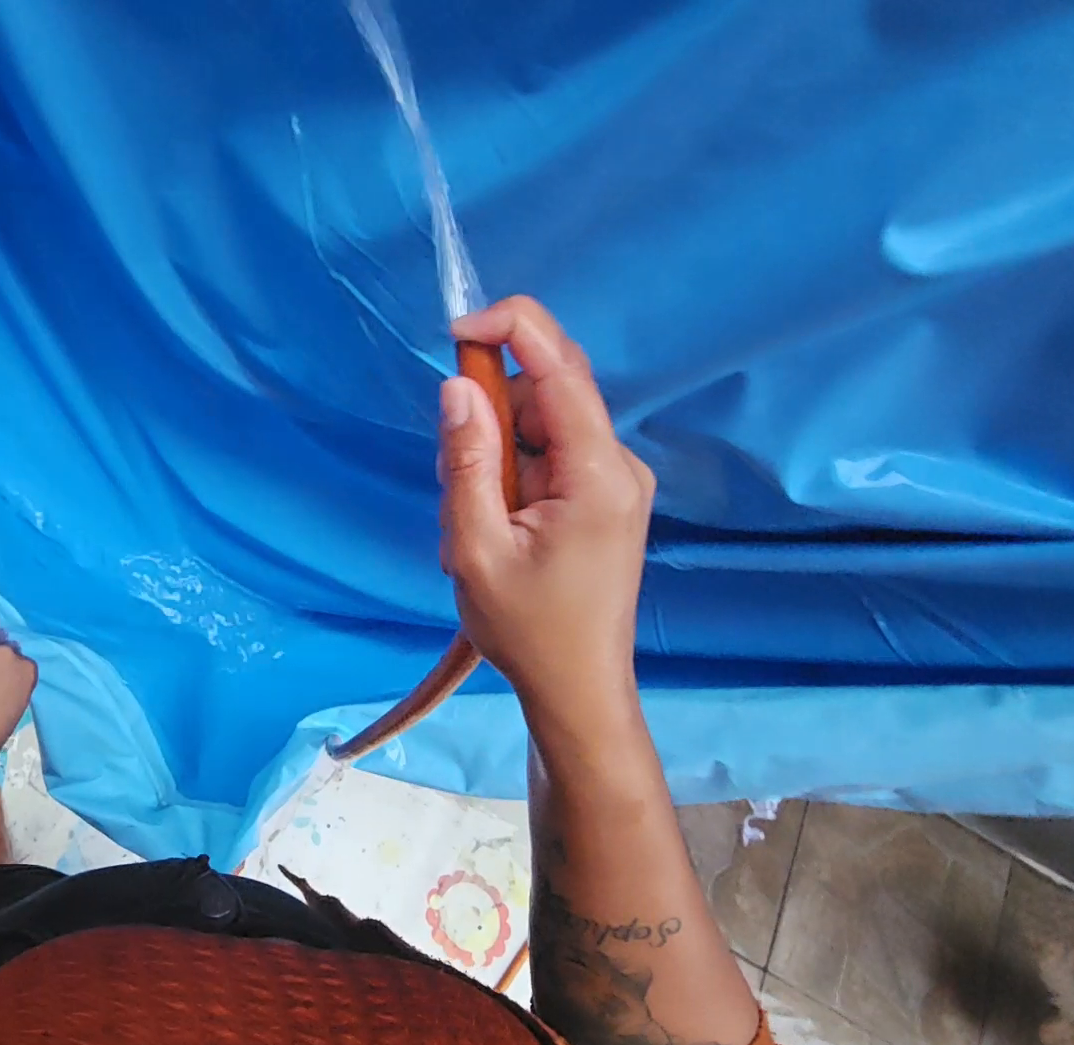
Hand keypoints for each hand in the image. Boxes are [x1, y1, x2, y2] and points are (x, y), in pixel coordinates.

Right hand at [438, 296, 654, 711]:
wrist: (576, 685)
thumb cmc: (525, 627)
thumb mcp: (474, 548)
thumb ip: (465, 463)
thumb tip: (457, 388)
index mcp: (596, 474)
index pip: (561, 369)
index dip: (512, 329)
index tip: (457, 330)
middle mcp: (616, 465)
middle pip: (548, 396)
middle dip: (489, 420)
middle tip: (457, 489)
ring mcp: (613, 481)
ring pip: (540, 430)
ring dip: (493, 459)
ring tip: (472, 528)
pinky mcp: (601, 497)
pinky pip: (546, 458)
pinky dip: (508, 477)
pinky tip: (492, 527)